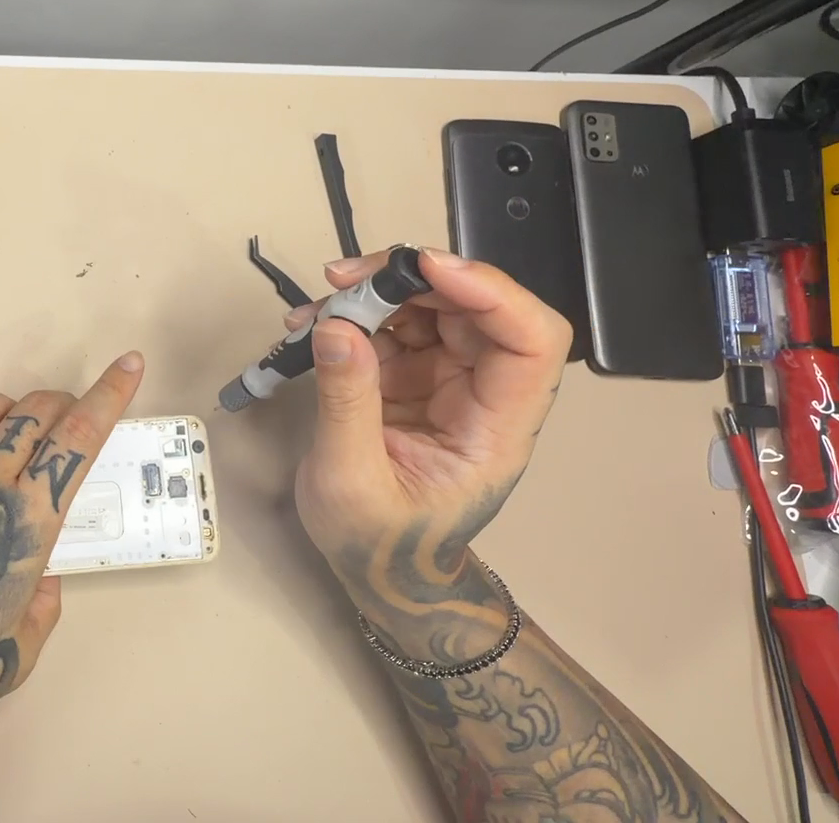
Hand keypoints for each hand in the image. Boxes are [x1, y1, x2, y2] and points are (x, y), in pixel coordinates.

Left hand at [0, 353, 145, 802]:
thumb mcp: (20, 650)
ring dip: (11, 410)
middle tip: (67, 419)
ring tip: (11, 435)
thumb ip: (43, 602)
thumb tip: (42, 572)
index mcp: (26, 521)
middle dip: (63, 404)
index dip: (110, 394)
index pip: (80, 437)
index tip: (128, 364)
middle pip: (36, 411)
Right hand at [285, 248, 570, 646]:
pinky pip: (389, 329)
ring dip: (371, 296)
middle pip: (472, 310)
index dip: (490, 292)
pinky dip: (350, 318)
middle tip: (340, 279)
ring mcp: (445, 383)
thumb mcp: (351, 479)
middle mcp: (482, 394)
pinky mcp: (409, 380)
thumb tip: (335, 325)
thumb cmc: (378, 543)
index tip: (422, 268)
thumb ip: (347, 401)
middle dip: (408, 281)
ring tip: (312, 310)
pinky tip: (309, 326)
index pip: (529, 341)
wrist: (376, 570)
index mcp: (496, 427)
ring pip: (427, 310)